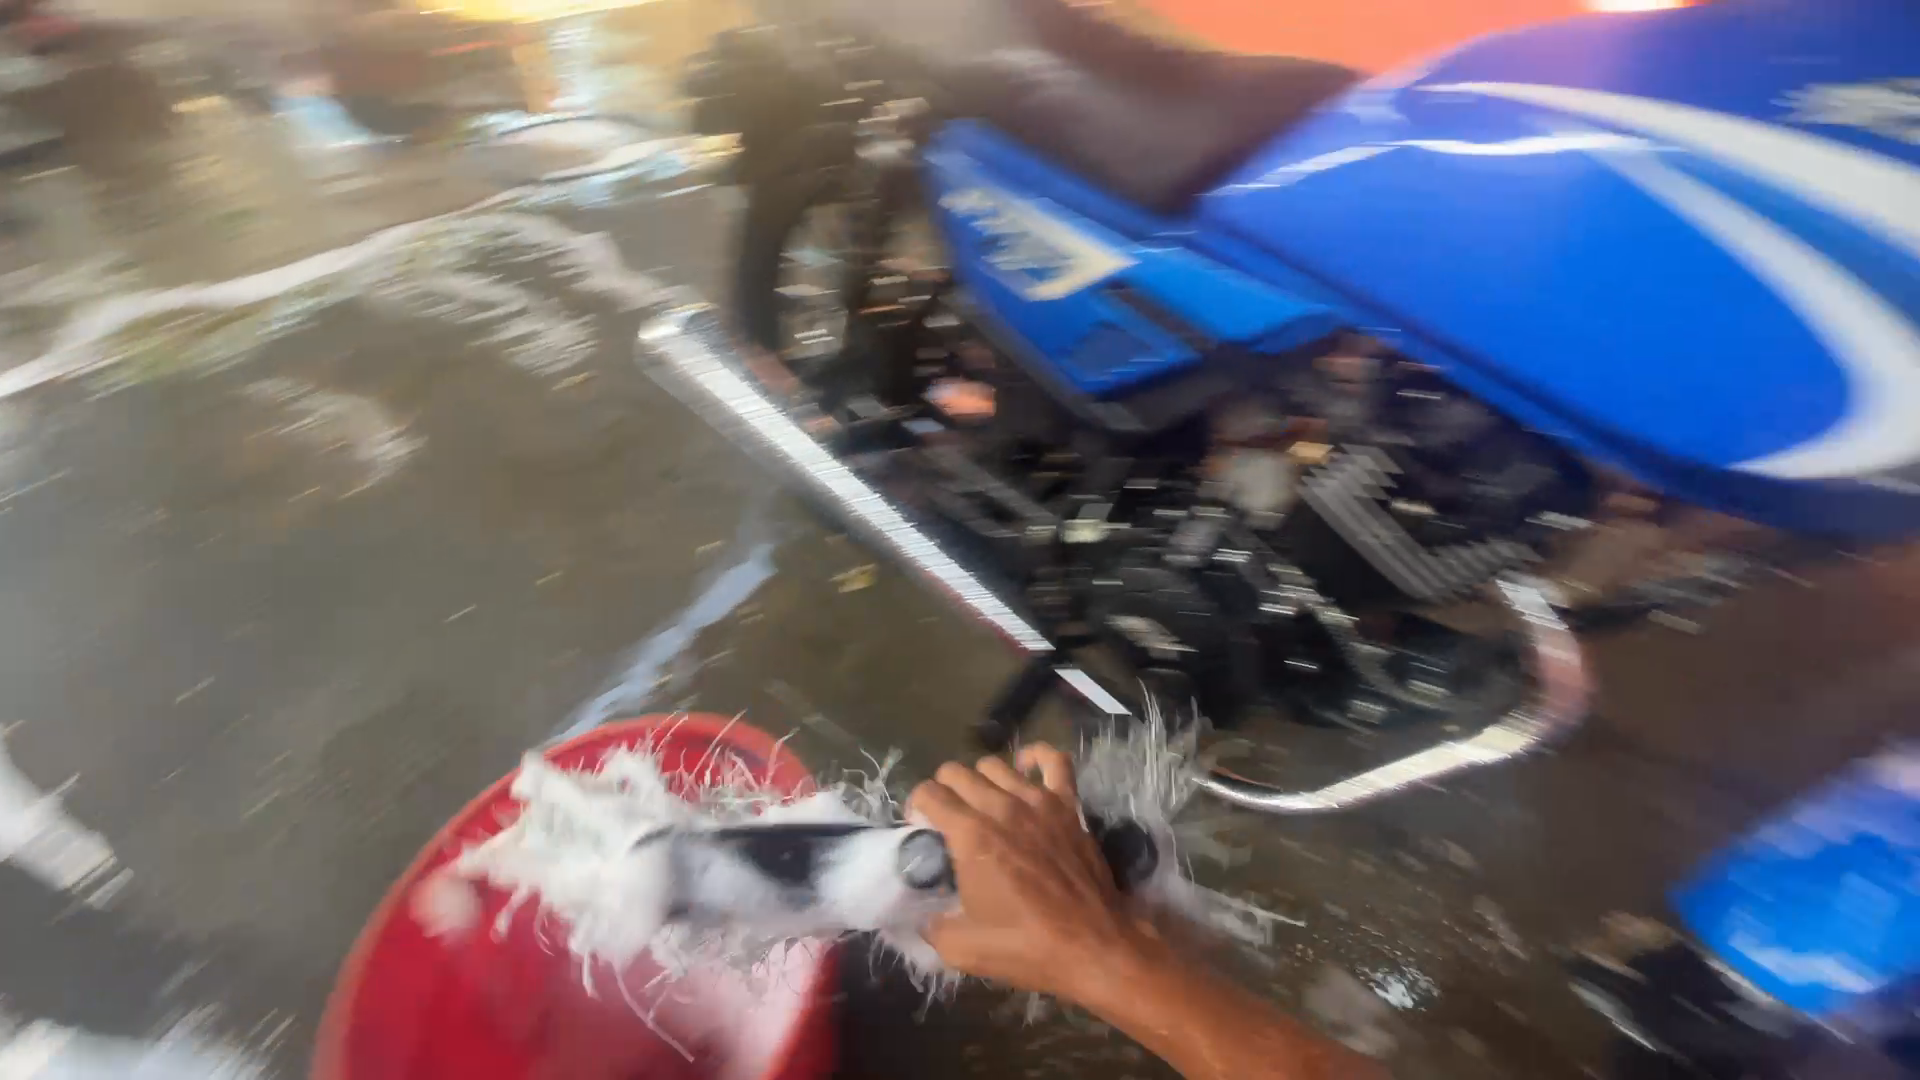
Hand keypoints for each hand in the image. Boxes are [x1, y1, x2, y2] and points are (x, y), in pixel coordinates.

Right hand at [906, 744, 1150, 1000]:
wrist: (1093, 947)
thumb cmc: (1027, 947)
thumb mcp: (963, 948)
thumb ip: (932, 926)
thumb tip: (921, 916)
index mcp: (971, 836)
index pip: (929, 793)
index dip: (916, 806)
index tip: (921, 827)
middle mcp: (1000, 806)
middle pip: (957, 773)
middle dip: (943, 790)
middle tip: (948, 819)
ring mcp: (1037, 800)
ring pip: (995, 764)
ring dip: (980, 779)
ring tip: (983, 802)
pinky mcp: (1067, 804)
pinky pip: (1054, 761)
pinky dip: (1036, 757)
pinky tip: (1025, 768)